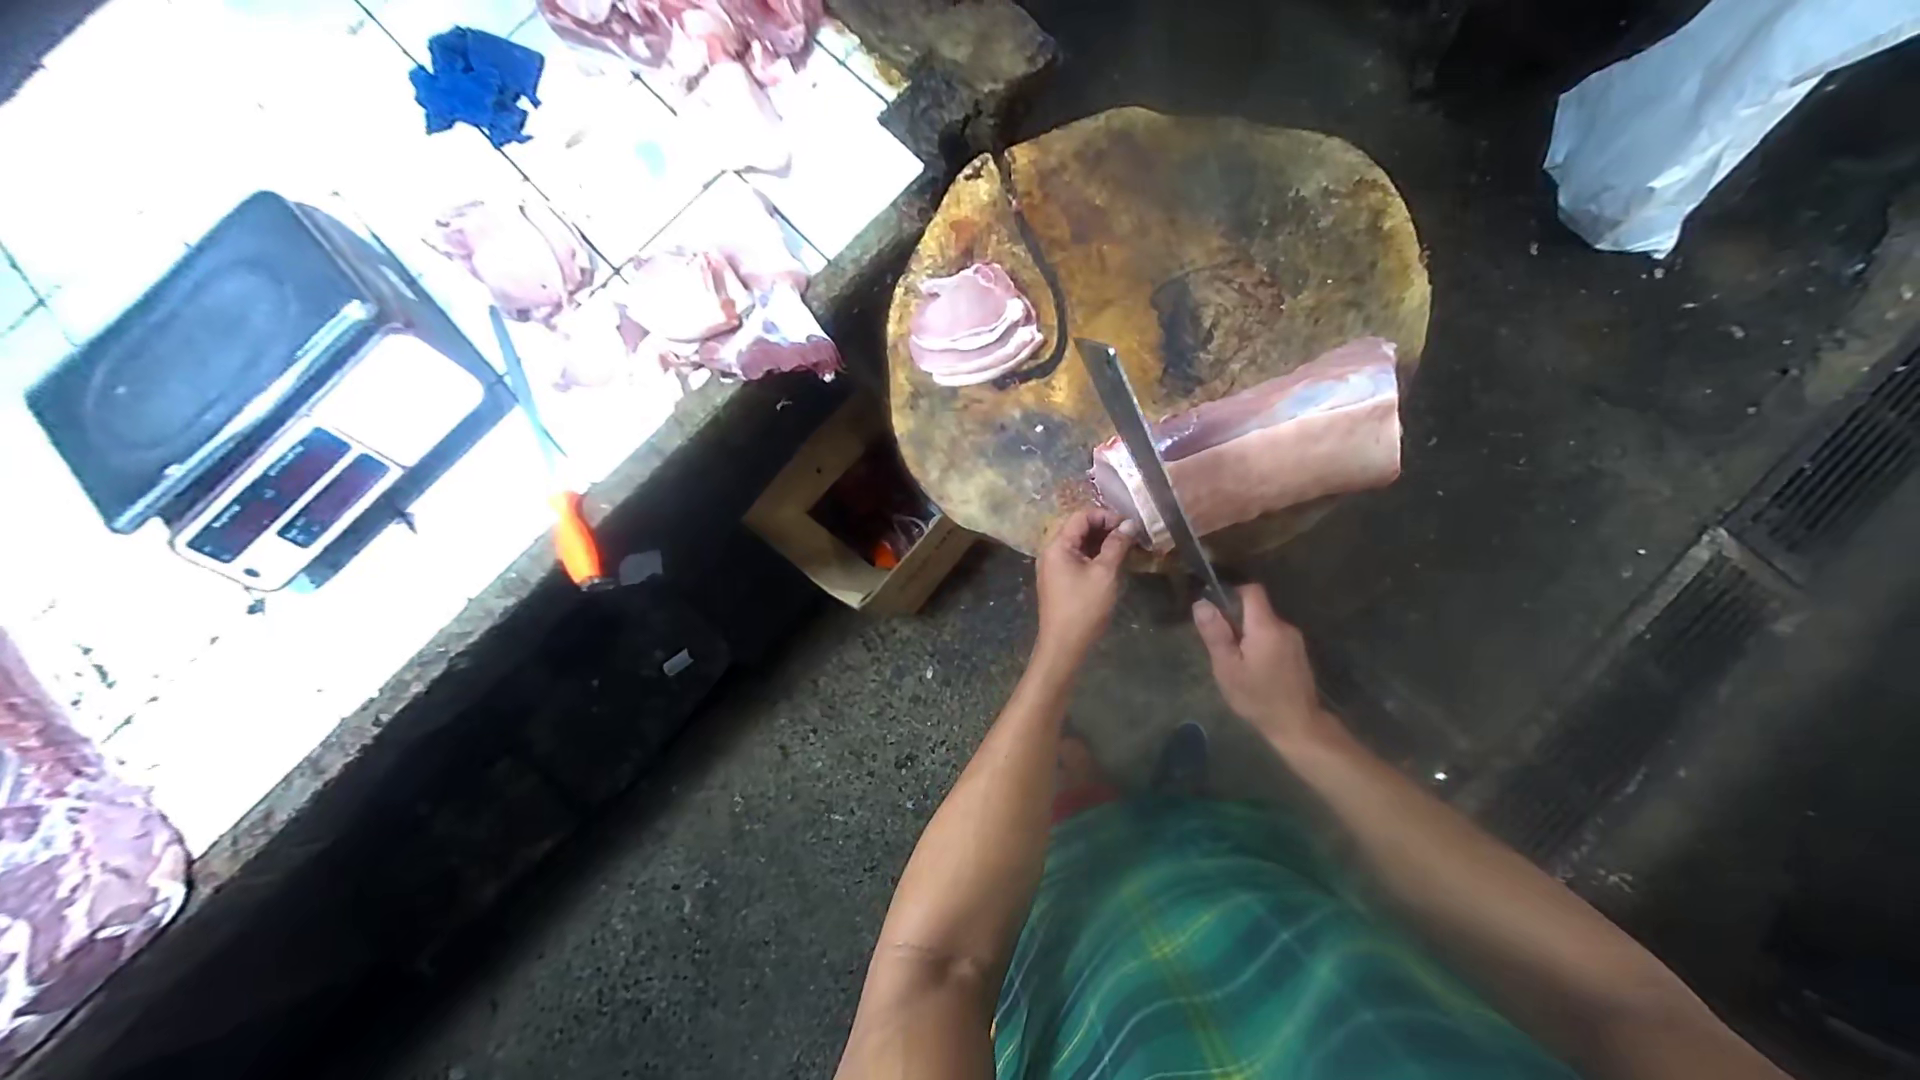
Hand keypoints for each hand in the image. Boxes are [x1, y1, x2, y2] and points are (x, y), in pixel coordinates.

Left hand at [1034, 508, 1135, 664]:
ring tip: (1126, 547)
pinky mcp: (1059, 579)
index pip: (1081, 516)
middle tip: (1130, 535)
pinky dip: (1094, 555)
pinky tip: (1113, 560)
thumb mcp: (1104, 573)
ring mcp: (1053, 566)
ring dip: (1101, 541)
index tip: (1129, 526)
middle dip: (1105, 527)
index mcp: (1057, 545)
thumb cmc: (1084, 607)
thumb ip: (1116, 545)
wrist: (1064, 644)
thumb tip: (1129, 524)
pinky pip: (1077, 557)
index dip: (1106, 515)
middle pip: (1078, 527)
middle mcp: (1051, 551)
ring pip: (1079, 543)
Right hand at [1193, 584, 1340, 749]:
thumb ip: (1215, 633)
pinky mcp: (1298, 653)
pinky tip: (1252, 668)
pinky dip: (1258, 644)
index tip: (1214, 611)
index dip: (1231, 593)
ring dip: (1246, 634)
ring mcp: (1295, 640)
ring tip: (1234, 661)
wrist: (1298, 725)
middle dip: (1234, 619)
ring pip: (1263, 624)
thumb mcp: (1227, 667)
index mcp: (1266, 626)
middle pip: (1256, 608)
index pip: (1251, 590)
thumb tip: (1201, 603)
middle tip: (1219, 646)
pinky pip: (1273, 637)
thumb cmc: (1257, 697)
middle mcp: (1284, 627)